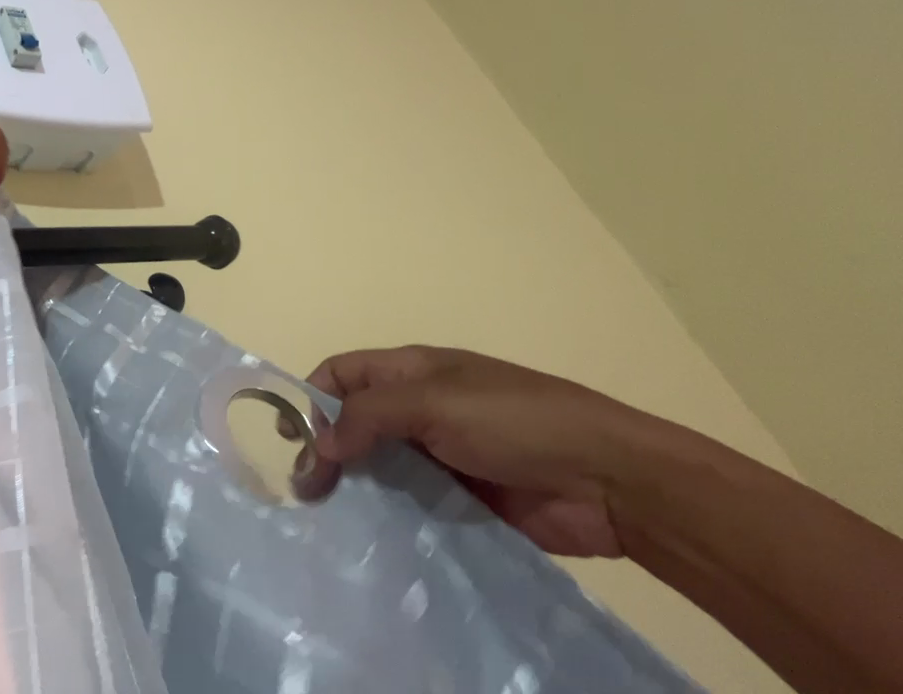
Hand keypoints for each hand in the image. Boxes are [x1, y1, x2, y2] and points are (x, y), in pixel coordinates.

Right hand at [306, 346, 660, 558]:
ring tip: (329, 514)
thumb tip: (320, 445)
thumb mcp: (435, 402)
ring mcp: (440, 455)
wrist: (612, 482)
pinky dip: (387, 515)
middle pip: (354, 422)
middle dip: (325, 449)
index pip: (342, 375)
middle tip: (307, 488)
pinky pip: (410, 503)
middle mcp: (420, 409)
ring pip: (379, 465)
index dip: (311, 398)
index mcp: (412, 372)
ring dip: (353, 485)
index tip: (293, 439)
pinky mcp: (460, 499)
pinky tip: (368, 534)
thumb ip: (370, 417)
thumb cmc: (517, 421)